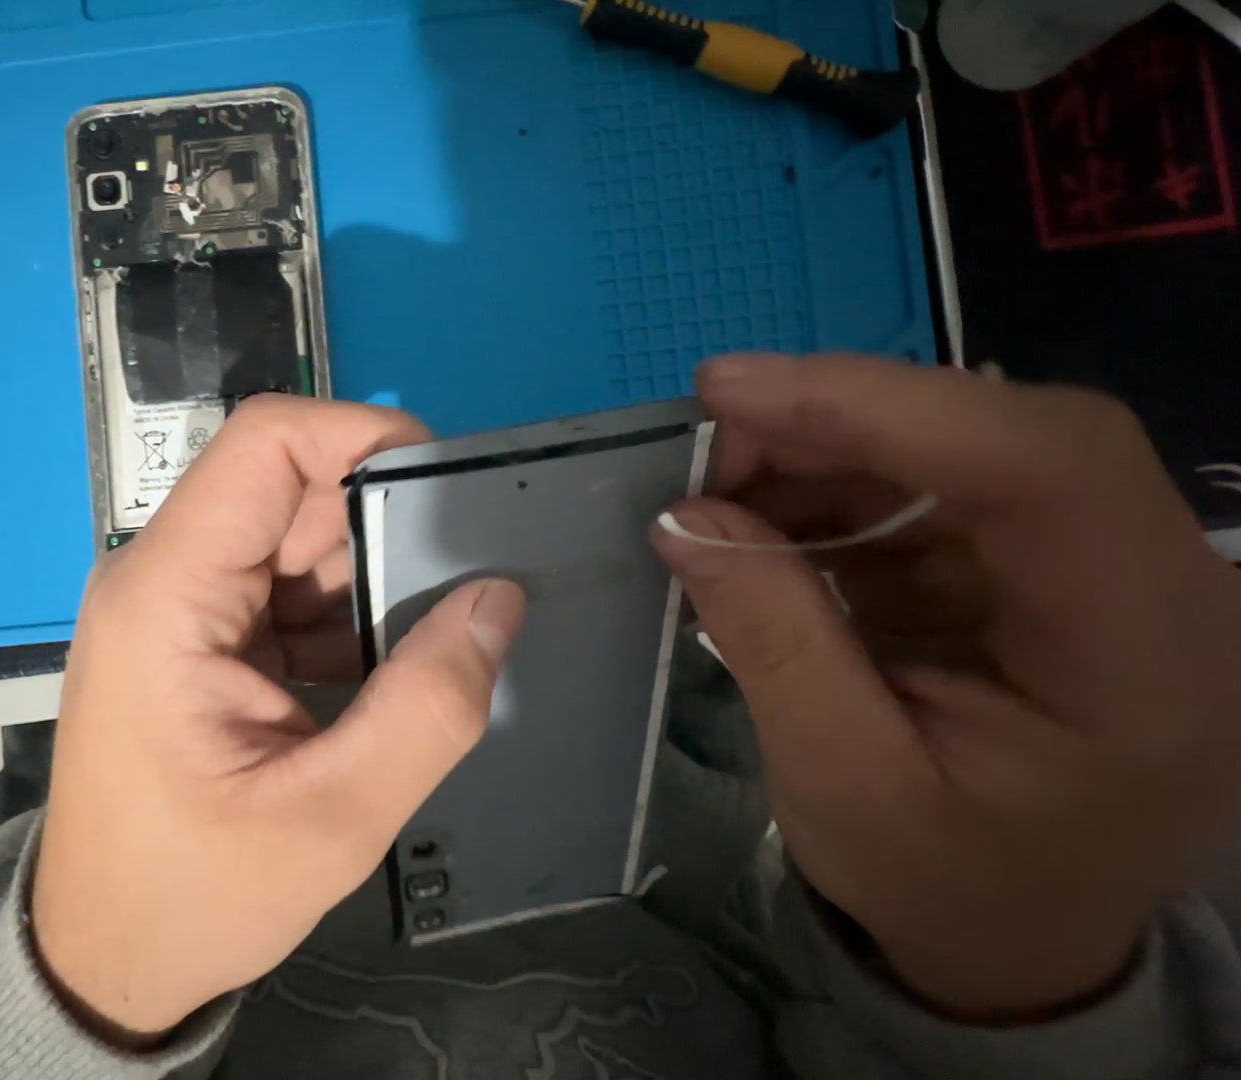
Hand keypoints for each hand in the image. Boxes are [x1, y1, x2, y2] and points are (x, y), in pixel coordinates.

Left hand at [32, 396, 526, 1044]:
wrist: (103, 954)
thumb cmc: (192, 895)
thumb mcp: (331, 818)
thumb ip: (427, 706)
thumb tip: (496, 599)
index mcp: (167, 595)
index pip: (264, 445)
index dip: (359, 433)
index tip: (445, 479)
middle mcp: (161, 576)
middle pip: (286, 489)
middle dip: (381, 520)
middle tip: (461, 582)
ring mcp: (175, 606)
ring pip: (290, 537)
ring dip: (365, 575)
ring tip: (425, 639)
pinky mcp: (194, 637)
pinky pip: (281, 588)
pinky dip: (340, 613)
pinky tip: (378, 668)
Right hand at [651, 354, 1240, 1019]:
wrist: (1008, 934)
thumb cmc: (942, 879)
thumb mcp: (840, 778)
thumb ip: (770, 641)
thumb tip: (683, 518)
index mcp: (1142, 654)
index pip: (1042, 468)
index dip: (879, 405)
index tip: (729, 391)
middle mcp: (1146, 582)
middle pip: (994, 434)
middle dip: (829, 424)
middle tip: (700, 452)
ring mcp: (1086, 567)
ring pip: (950, 447)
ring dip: (816, 454)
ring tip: (713, 495)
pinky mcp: (1022, 567)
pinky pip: (921, 489)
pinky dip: (824, 491)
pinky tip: (758, 524)